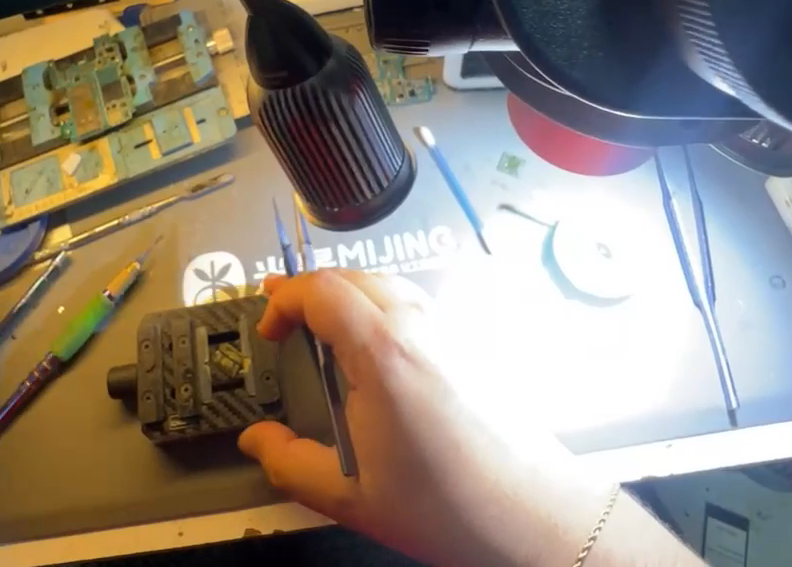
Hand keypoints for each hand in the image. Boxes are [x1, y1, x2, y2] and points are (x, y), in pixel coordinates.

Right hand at [238, 271, 608, 566]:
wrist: (536, 516)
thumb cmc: (448, 504)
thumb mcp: (352, 495)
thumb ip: (289, 464)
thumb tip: (255, 441)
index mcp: (381, 350)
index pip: (320, 290)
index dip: (284, 299)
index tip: (269, 330)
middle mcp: (414, 324)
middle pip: (349, 275)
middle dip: (307, 289)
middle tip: (281, 313)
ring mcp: (444, 327)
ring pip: (382, 280)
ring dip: (342, 291)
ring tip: (319, 317)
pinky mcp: (464, 341)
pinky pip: (409, 298)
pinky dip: (374, 301)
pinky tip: (371, 337)